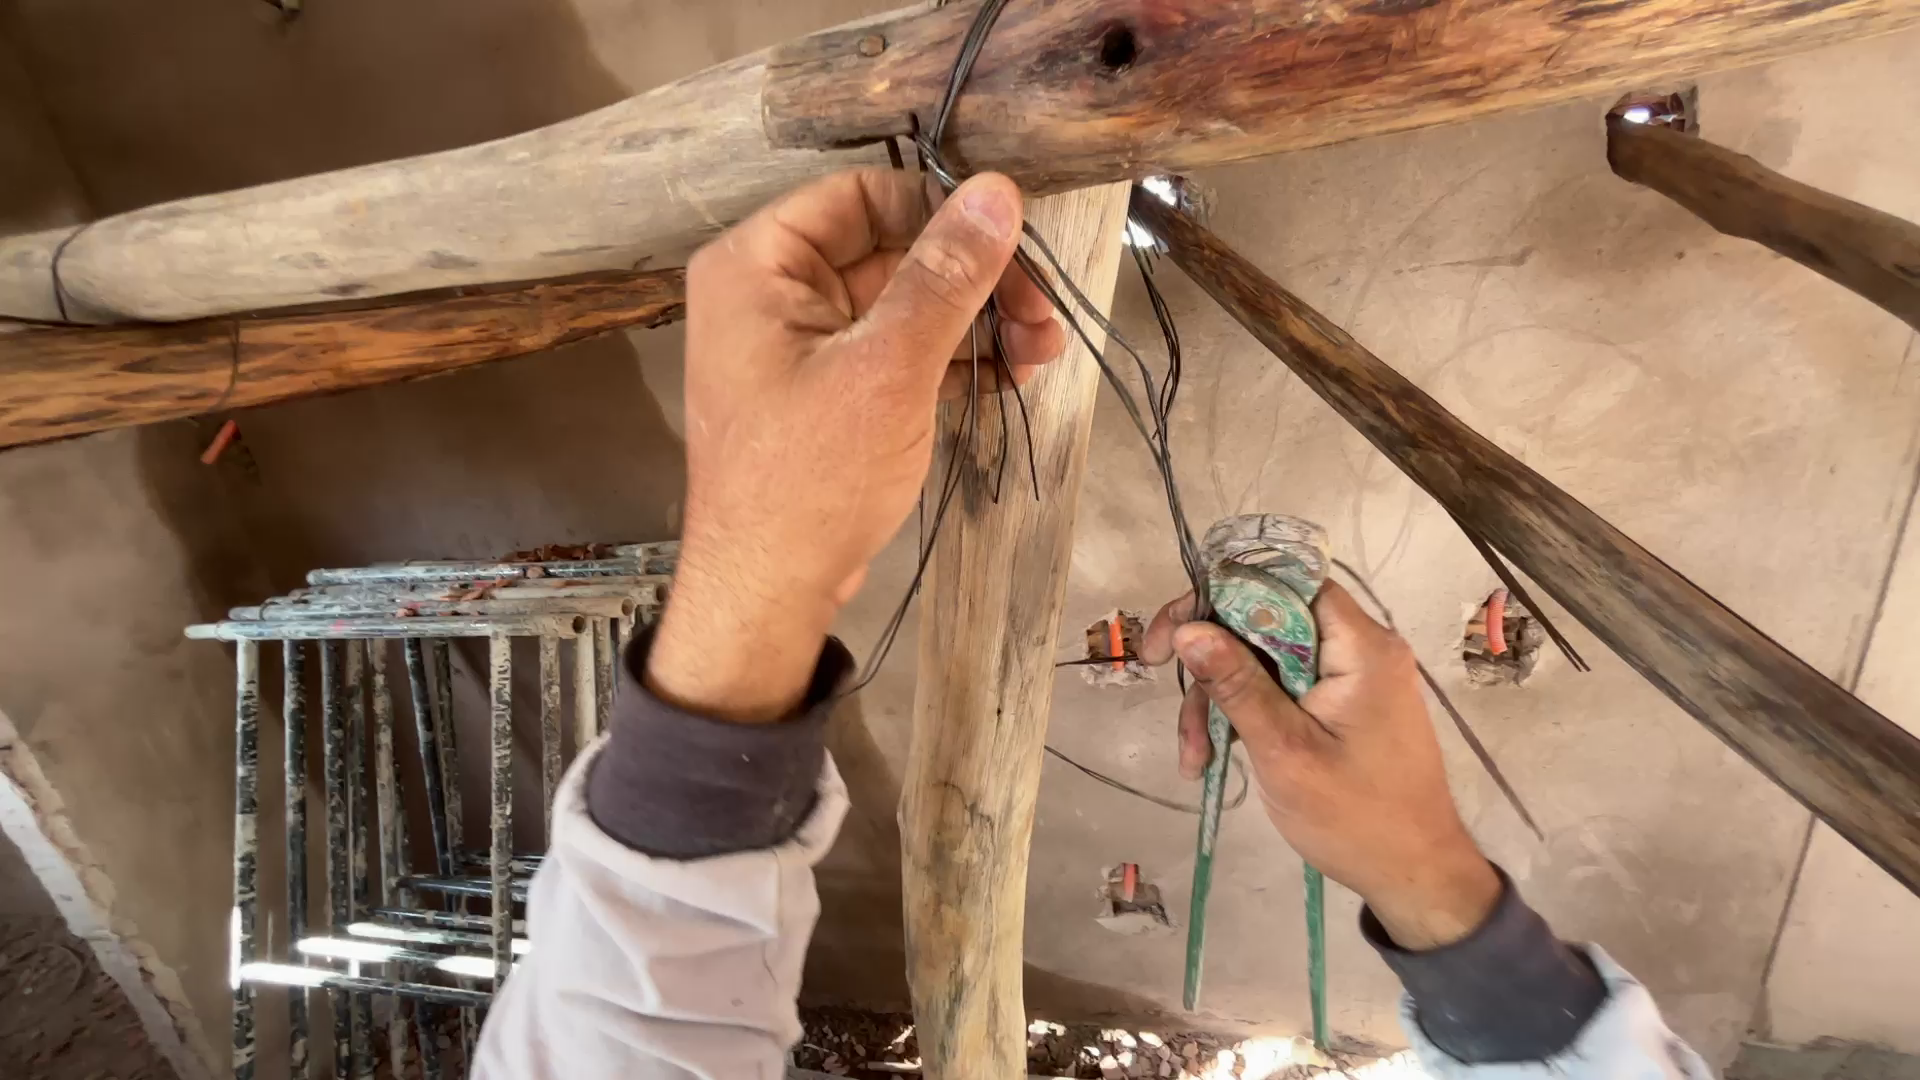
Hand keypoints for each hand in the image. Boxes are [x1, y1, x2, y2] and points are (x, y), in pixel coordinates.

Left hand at [647, 168, 1063, 721]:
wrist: (772, 591)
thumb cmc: (814, 476)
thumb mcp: (887, 368)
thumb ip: (945, 277)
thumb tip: (998, 190)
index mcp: (760, 265)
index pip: (863, 196)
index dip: (942, 211)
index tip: (1015, 244)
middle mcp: (777, 296)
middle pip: (893, 254)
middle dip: (975, 282)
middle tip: (1043, 311)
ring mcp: (808, 349)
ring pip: (906, 309)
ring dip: (977, 324)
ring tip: (1044, 351)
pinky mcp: (837, 395)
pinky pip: (901, 356)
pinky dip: (953, 362)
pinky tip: (1013, 374)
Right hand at [1141, 582, 1500, 948]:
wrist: (1415, 879)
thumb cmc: (1357, 817)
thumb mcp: (1284, 749)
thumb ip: (1236, 684)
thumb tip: (1187, 629)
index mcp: (1358, 645)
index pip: (1285, 581)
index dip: (1225, 589)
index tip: (1178, 624)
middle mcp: (1354, 647)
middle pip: (1260, 617)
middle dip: (1207, 655)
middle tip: (1157, 669)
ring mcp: (1342, 675)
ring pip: (1256, 656)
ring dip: (1215, 697)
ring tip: (1193, 754)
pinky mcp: (1332, 700)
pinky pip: (1271, 685)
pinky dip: (1238, 714)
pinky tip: (1209, 757)